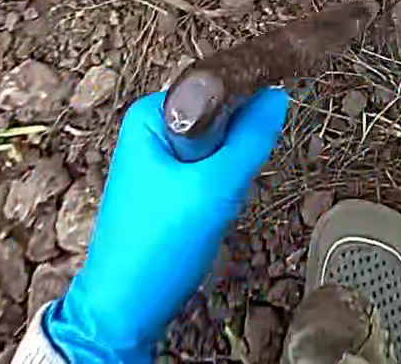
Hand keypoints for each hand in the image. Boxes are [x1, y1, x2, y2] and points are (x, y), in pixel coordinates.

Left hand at [44, 89, 288, 363]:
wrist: (124, 314)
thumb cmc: (158, 248)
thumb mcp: (218, 185)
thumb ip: (253, 136)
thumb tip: (276, 95)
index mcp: (150, 115)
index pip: (219, 87)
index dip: (242, 112)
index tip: (249, 139)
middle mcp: (151, 128)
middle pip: (222, 115)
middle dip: (235, 146)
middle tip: (227, 178)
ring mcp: (158, 154)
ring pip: (221, 142)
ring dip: (230, 168)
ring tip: (217, 197)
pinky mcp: (168, 178)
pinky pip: (212, 163)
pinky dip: (222, 182)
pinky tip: (212, 207)